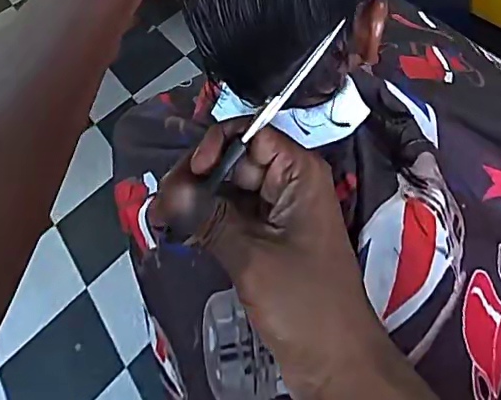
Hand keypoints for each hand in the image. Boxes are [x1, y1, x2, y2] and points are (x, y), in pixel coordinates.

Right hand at [153, 122, 424, 397]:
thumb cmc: (308, 306)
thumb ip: (210, 218)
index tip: (192, 170)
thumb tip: (170, 192)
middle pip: (235, 160)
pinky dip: (207, 219)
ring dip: (196, 199)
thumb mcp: (253, 258)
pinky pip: (232, 213)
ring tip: (162, 215)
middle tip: (163, 199)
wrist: (337, 365)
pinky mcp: (268, 236)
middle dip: (197, 176)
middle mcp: (289, 183)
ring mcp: (278, 210)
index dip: (218, 145)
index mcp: (299, 173)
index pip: (252, 135)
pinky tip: (180, 229)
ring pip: (229, 187)